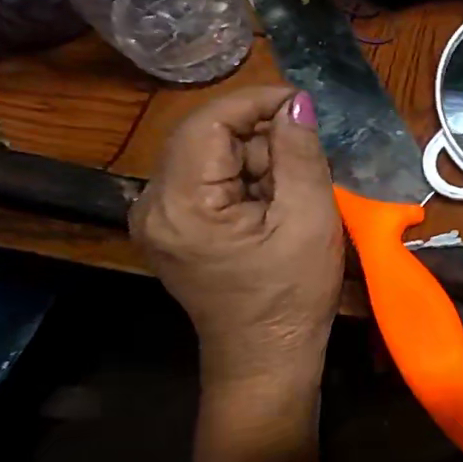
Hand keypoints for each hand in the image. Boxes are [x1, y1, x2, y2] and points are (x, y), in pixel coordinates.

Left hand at [130, 86, 344, 391]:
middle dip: (259, 137)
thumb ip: (299, 153)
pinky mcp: (172, 227)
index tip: (303, 104)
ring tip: (294, 192)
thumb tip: (296, 102)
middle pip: (205, 136)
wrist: (265, 359)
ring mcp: (157, 217)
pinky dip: (243, 180)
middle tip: (306, 159)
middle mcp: (153, 204)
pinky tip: (273, 205)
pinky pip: (206, 180)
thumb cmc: (291, 296)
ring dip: (254, 160)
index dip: (257, 102)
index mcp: (181, 204)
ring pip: (208, 156)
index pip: (209, 121)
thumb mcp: (308, 219)